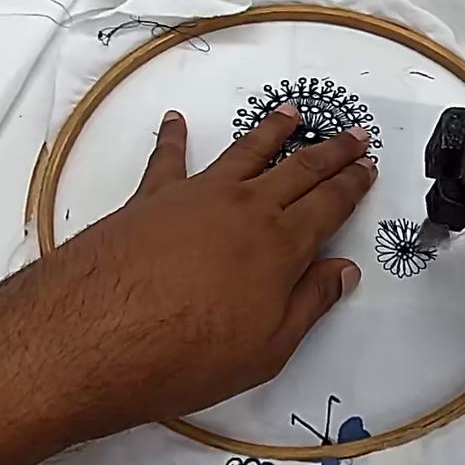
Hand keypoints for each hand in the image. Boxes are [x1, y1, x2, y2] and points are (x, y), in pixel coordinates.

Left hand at [0, 105, 375, 443]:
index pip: (329, 204)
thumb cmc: (187, 353)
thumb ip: (309, 303)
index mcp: (279, 244)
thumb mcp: (266, 348)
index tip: (367, 167)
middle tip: (352, 136)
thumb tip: (343, 271)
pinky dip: (173, 137)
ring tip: (290, 111)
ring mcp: (197, 195)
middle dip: (330, 151)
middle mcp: (245, 207)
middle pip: (299, 168)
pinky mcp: (152, 196)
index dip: (352, 184)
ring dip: (272, 129)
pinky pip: (168, 158)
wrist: (97, 335)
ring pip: (246, 151)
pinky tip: (176, 120)